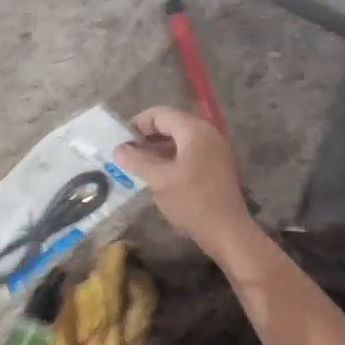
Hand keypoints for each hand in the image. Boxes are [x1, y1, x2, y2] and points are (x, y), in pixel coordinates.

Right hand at [114, 106, 255, 255]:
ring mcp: (215, 149)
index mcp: (195, 130)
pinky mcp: (216, 165)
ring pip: (180, 140)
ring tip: (138, 167)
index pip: (160, 114)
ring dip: (158, 149)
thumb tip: (119, 149)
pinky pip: (189, 153)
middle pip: (171, 124)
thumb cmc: (192, 202)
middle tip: (127, 155)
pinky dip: (171, 159)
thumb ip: (137, 161)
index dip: (138, 124)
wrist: (226, 230)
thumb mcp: (159, 180)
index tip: (121, 142)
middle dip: (147, 137)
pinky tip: (158, 176)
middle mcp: (208, 133)